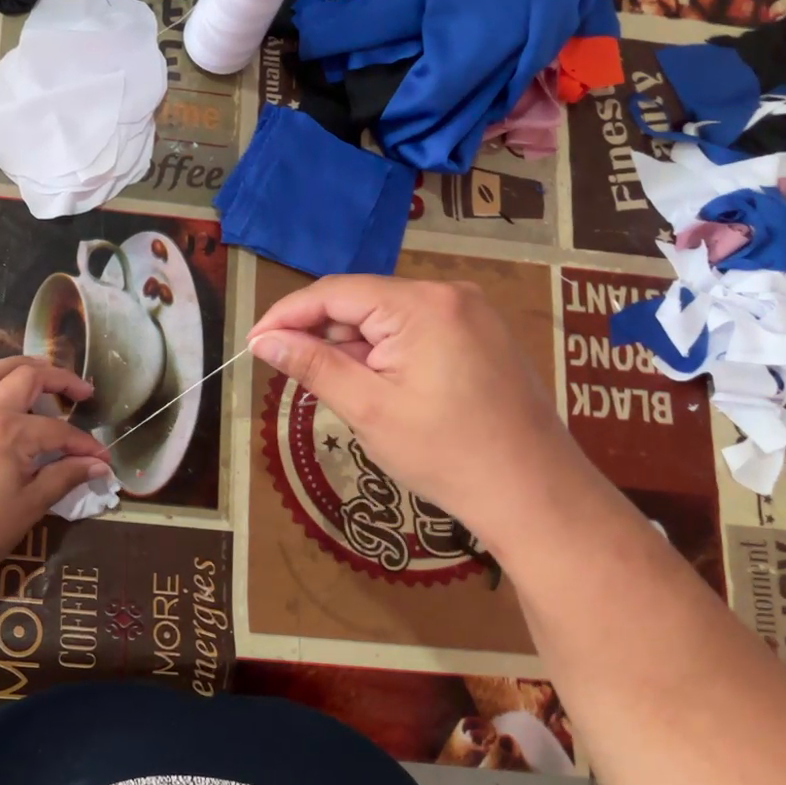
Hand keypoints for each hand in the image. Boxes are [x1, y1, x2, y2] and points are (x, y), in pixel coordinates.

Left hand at [0, 357, 110, 586]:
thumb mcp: (31, 504)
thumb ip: (65, 476)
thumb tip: (98, 465)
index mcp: (10, 430)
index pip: (59, 430)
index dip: (85, 444)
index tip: (103, 460)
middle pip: (26, 377)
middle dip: (59, 379)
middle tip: (82, 393)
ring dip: (16, 367)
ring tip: (39, 374)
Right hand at [248, 275, 591, 541]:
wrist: (533, 492)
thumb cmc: (445, 453)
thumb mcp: (368, 409)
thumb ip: (313, 366)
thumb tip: (263, 341)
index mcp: (422, 305)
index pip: (334, 292)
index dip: (286, 314)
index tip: (252, 343)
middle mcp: (448, 294)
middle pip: (360, 301)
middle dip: (319, 333)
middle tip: (287, 374)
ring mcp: (469, 313)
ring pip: (384, 317)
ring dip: (350, 347)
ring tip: (335, 391)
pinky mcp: (478, 335)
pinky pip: (412, 330)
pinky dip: (381, 353)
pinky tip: (372, 388)